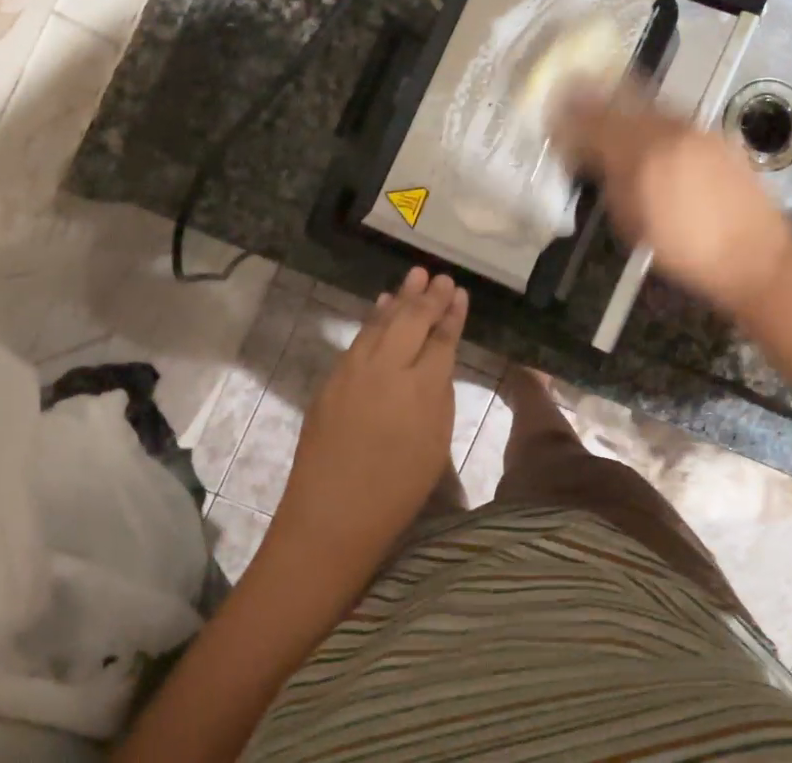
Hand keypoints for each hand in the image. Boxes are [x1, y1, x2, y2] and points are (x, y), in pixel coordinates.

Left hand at [275, 267, 467, 556]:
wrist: (332, 516)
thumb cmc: (397, 491)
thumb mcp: (435, 443)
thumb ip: (437, 396)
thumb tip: (433, 365)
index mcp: (423, 389)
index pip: (441, 339)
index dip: (452, 315)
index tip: (459, 293)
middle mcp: (388, 369)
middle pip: (411, 321)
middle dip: (428, 297)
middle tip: (440, 276)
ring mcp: (354, 372)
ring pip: (381, 323)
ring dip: (400, 299)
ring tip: (414, 276)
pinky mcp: (332, 380)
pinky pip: (359, 339)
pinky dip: (374, 319)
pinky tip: (381, 307)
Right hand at [552, 88, 791, 317]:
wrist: (756, 256)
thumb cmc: (688, 254)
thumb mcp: (633, 226)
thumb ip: (609, 184)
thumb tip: (591, 160)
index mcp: (641, 157)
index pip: (593, 122)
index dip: (568, 117)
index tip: (553, 116)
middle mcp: (668, 132)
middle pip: (620, 101)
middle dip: (592, 99)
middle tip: (572, 98)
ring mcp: (697, 129)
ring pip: (649, 105)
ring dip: (624, 105)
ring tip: (607, 111)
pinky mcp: (718, 135)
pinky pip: (674, 118)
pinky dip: (653, 119)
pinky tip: (649, 133)